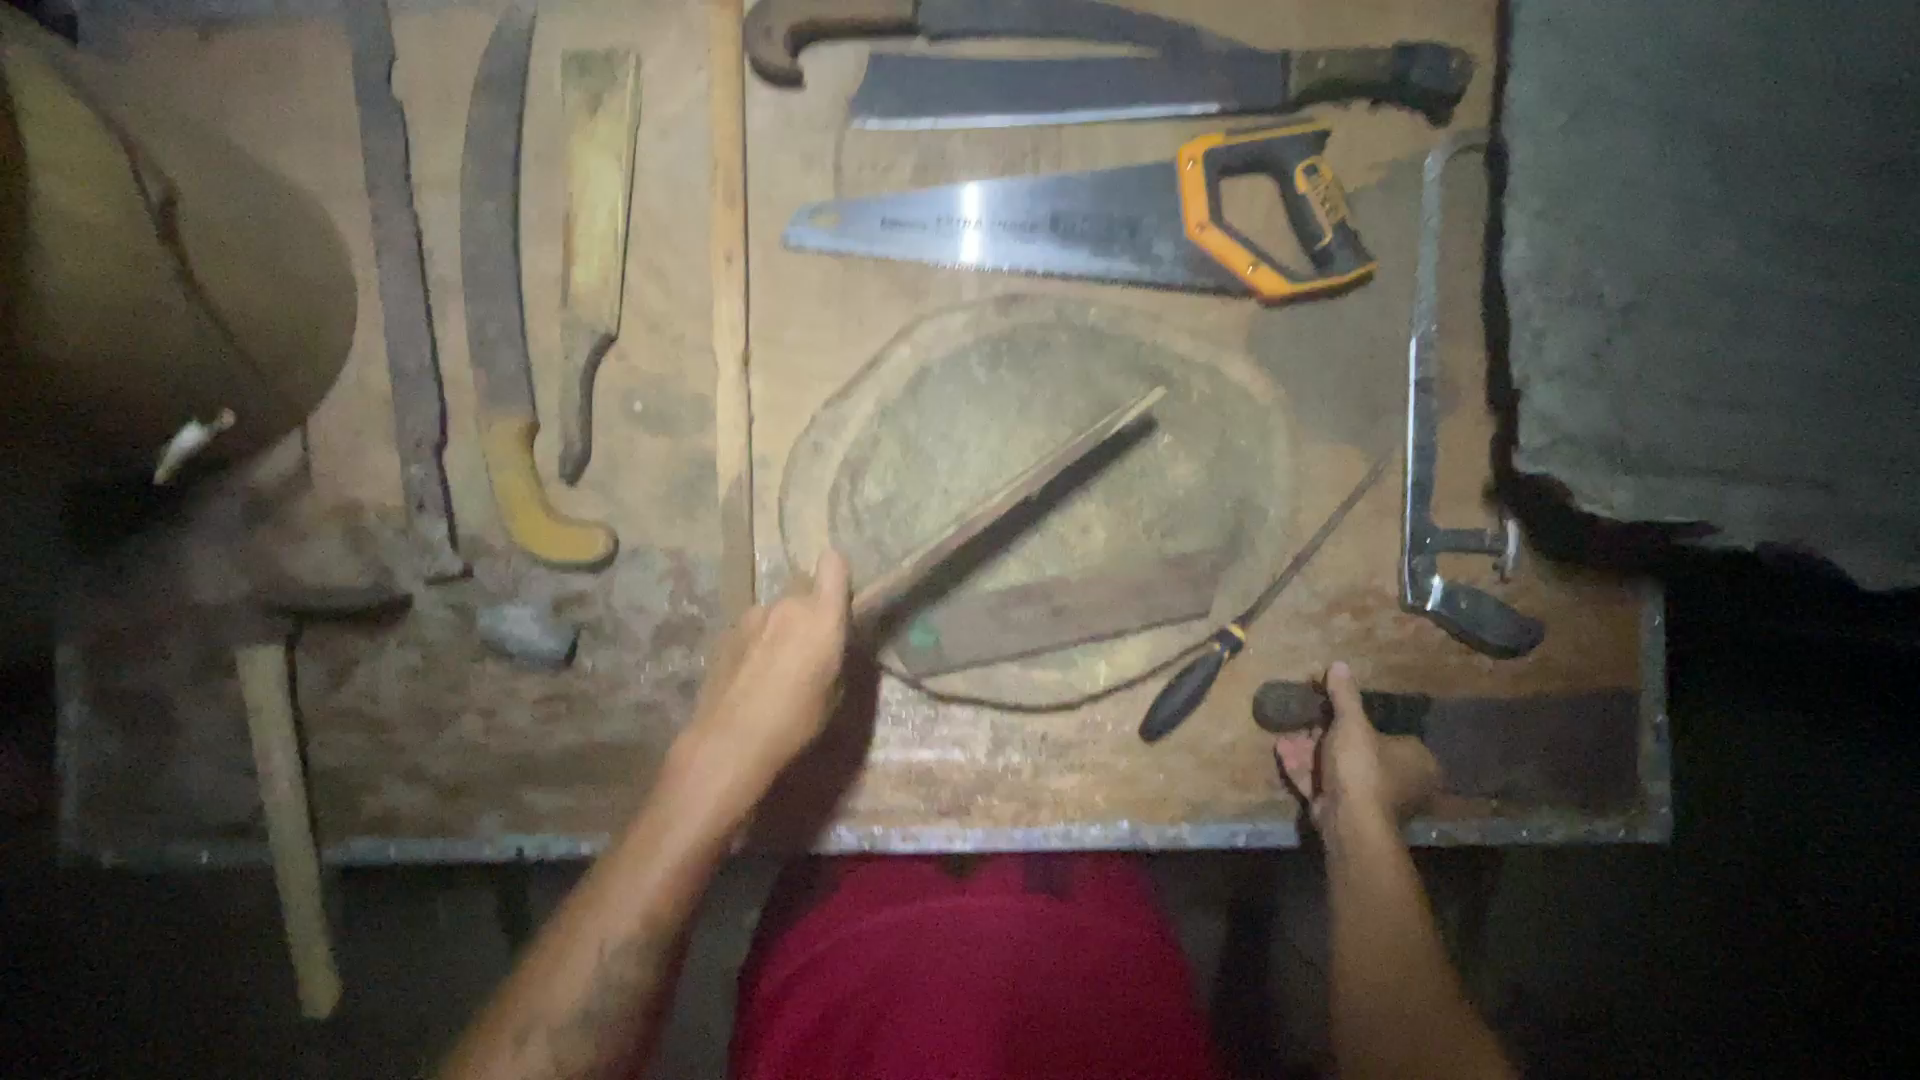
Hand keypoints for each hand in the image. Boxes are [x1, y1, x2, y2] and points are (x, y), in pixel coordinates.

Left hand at [671, 550, 851, 815]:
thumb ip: (837, 652)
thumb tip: (832, 642)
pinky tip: (752, 675)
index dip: (838, 575)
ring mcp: (752, 615)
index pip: (833, 564)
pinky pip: (754, 628)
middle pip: (803, 588)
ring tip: (777, 666)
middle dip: (810, 608)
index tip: (840, 600)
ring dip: (781, 627)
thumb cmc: (796, 720)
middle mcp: (787, 604)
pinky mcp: (726, 632)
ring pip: (776, 610)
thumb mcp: (835, 691)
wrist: (730, 739)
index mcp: (822, 615)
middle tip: (810, 645)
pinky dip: (758, 641)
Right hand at [1273, 662, 1440, 830]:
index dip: (1352, 718)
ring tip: (1284, 737)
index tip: (1327, 707)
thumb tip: (1340, 664)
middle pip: (1355, 749)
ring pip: (1335, 768)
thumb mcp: (1352, 724)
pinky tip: (1281, 753)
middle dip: (1321, 735)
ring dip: (1307, 752)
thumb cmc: (1361, 768)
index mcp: (1415, 758)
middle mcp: (1399, 780)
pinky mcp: (1346, 811)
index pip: (1385, 730)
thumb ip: (1345, 696)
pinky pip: (1324, 785)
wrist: (1349, 821)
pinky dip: (1304, 770)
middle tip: (1301, 720)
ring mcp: (1371, 798)